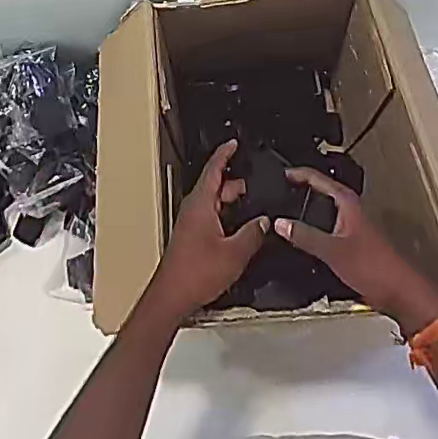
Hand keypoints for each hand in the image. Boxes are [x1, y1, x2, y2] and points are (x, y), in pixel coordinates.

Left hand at [138, 139, 268, 325]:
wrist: (173, 294)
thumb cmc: (194, 273)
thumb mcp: (234, 253)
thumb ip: (253, 234)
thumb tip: (264, 222)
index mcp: (201, 204)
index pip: (213, 169)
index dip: (224, 154)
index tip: (233, 144)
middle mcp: (194, 209)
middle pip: (217, 186)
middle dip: (237, 184)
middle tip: (257, 187)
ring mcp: (192, 222)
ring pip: (215, 202)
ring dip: (233, 203)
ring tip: (254, 209)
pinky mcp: (192, 235)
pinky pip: (212, 217)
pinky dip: (227, 217)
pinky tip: (241, 231)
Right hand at [276, 168, 437, 334]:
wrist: (401, 294)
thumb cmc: (377, 268)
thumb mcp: (332, 250)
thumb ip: (303, 235)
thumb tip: (281, 223)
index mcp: (347, 202)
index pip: (316, 177)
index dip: (296, 173)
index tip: (279, 174)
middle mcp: (351, 209)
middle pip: (320, 191)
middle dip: (300, 190)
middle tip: (280, 191)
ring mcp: (352, 225)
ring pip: (324, 210)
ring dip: (307, 210)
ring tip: (287, 213)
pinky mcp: (353, 242)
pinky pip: (327, 227)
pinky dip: (313, 228)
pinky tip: (304, 239)